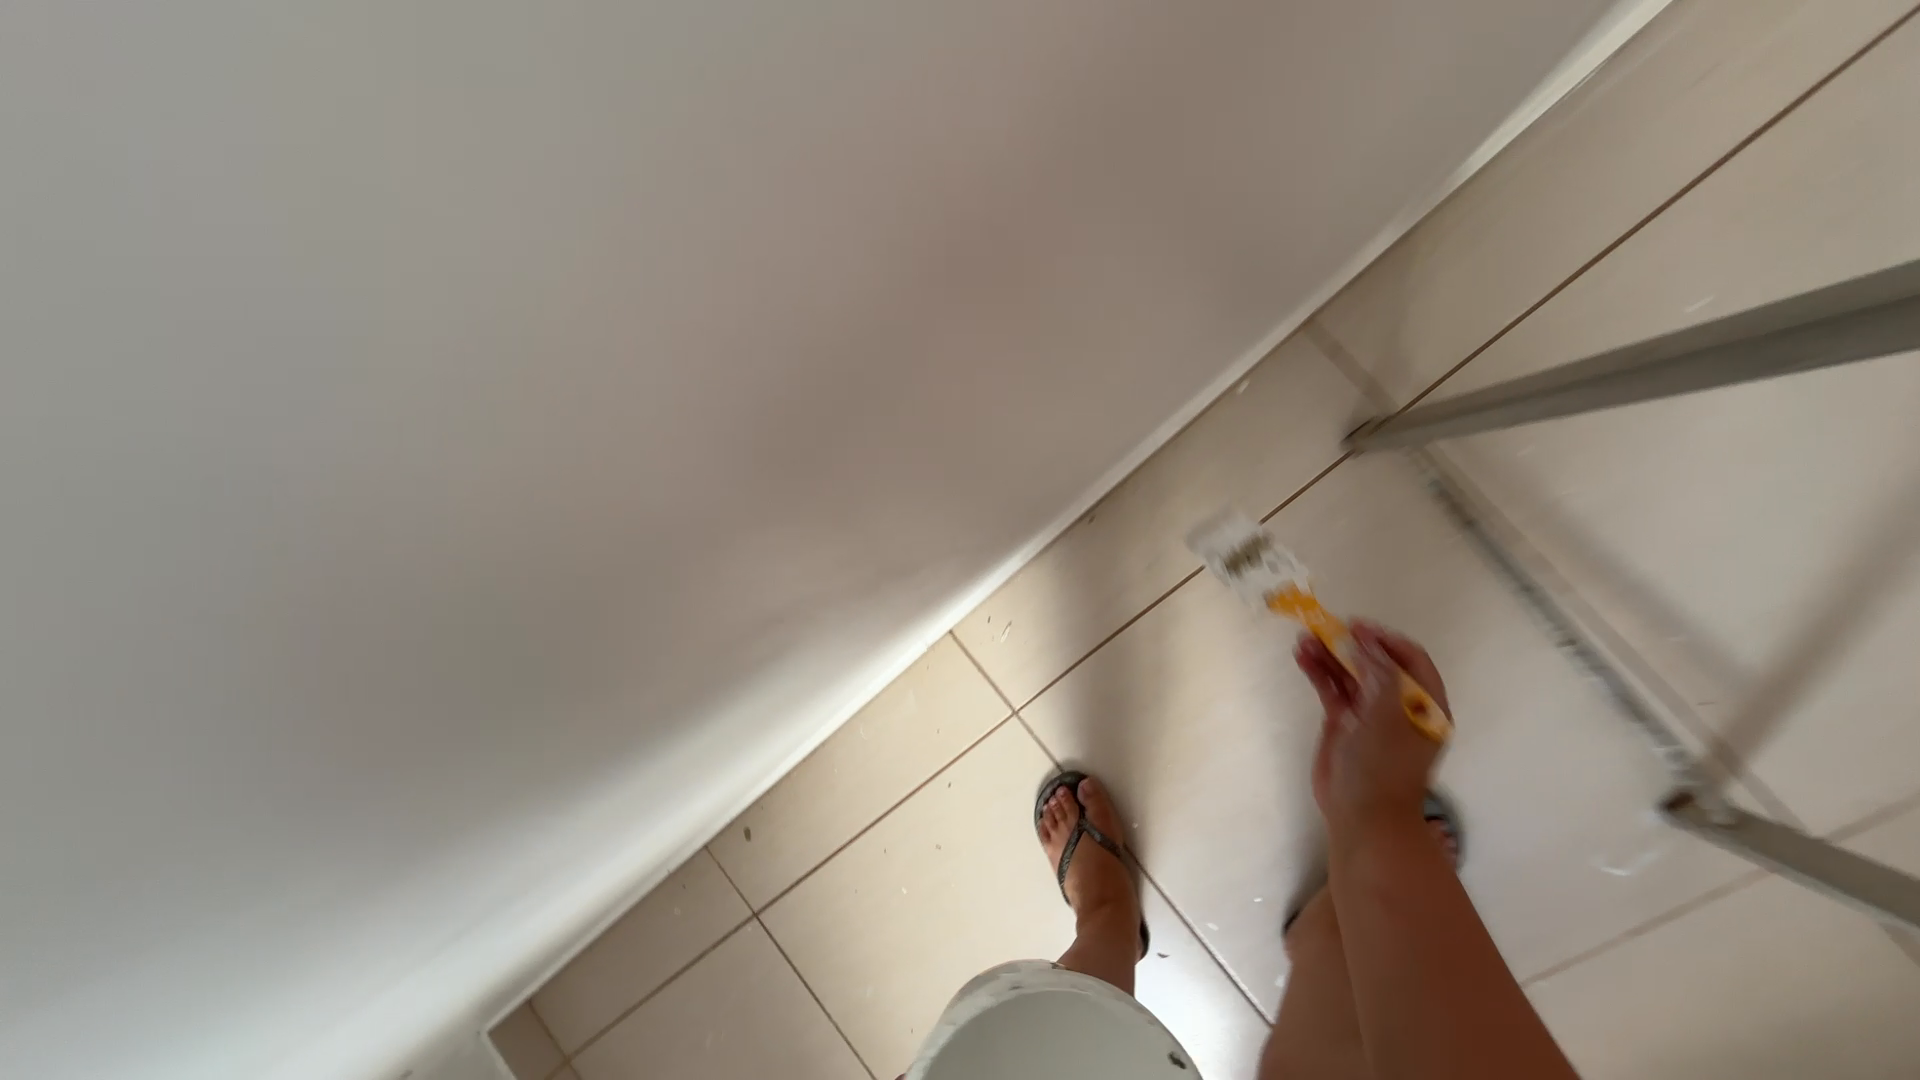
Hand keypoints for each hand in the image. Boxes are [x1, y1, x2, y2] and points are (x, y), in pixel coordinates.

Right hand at [1294, 619, 1450, 841]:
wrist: (1362, 814)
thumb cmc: (1384, 766)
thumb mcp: (1387, 716)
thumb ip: (1379, 674)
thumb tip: (1363, 641)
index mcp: (1424, 705)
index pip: (1411, 660)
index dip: (1385, 640)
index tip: (1356, 627)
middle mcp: (1398, 705)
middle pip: (1376, 663)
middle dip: (1351, 644)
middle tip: (1324, 627)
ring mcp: (1369, 714)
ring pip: (1350, 674)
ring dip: (1330, 655)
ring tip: (1305, 639)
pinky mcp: (1344, 723)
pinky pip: (1332, 690)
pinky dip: (1319, 672)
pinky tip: (1303, 657)